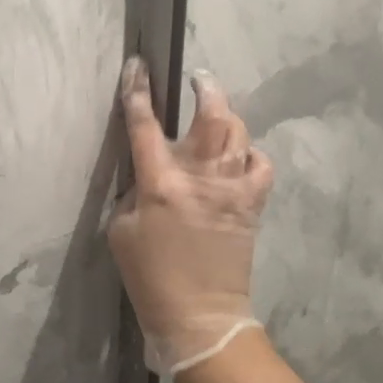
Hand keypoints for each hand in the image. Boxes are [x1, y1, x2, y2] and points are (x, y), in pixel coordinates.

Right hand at [108, 56, 274, 374]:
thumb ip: (135, 191)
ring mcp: (232, 190)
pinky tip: (240, 154)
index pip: (145, 125)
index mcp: (161, 185)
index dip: (137, 91)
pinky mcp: (251, 205)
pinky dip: (251, 152)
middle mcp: (201, 179)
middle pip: (212, 117)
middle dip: (206, 88)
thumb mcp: (122, 230)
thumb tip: (151, 170)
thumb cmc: (150, 276)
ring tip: (216, 109)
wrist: (200, 317)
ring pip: (239, 134)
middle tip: (198, 77)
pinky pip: (260, 165)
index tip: (136, 66)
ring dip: (228, 115)